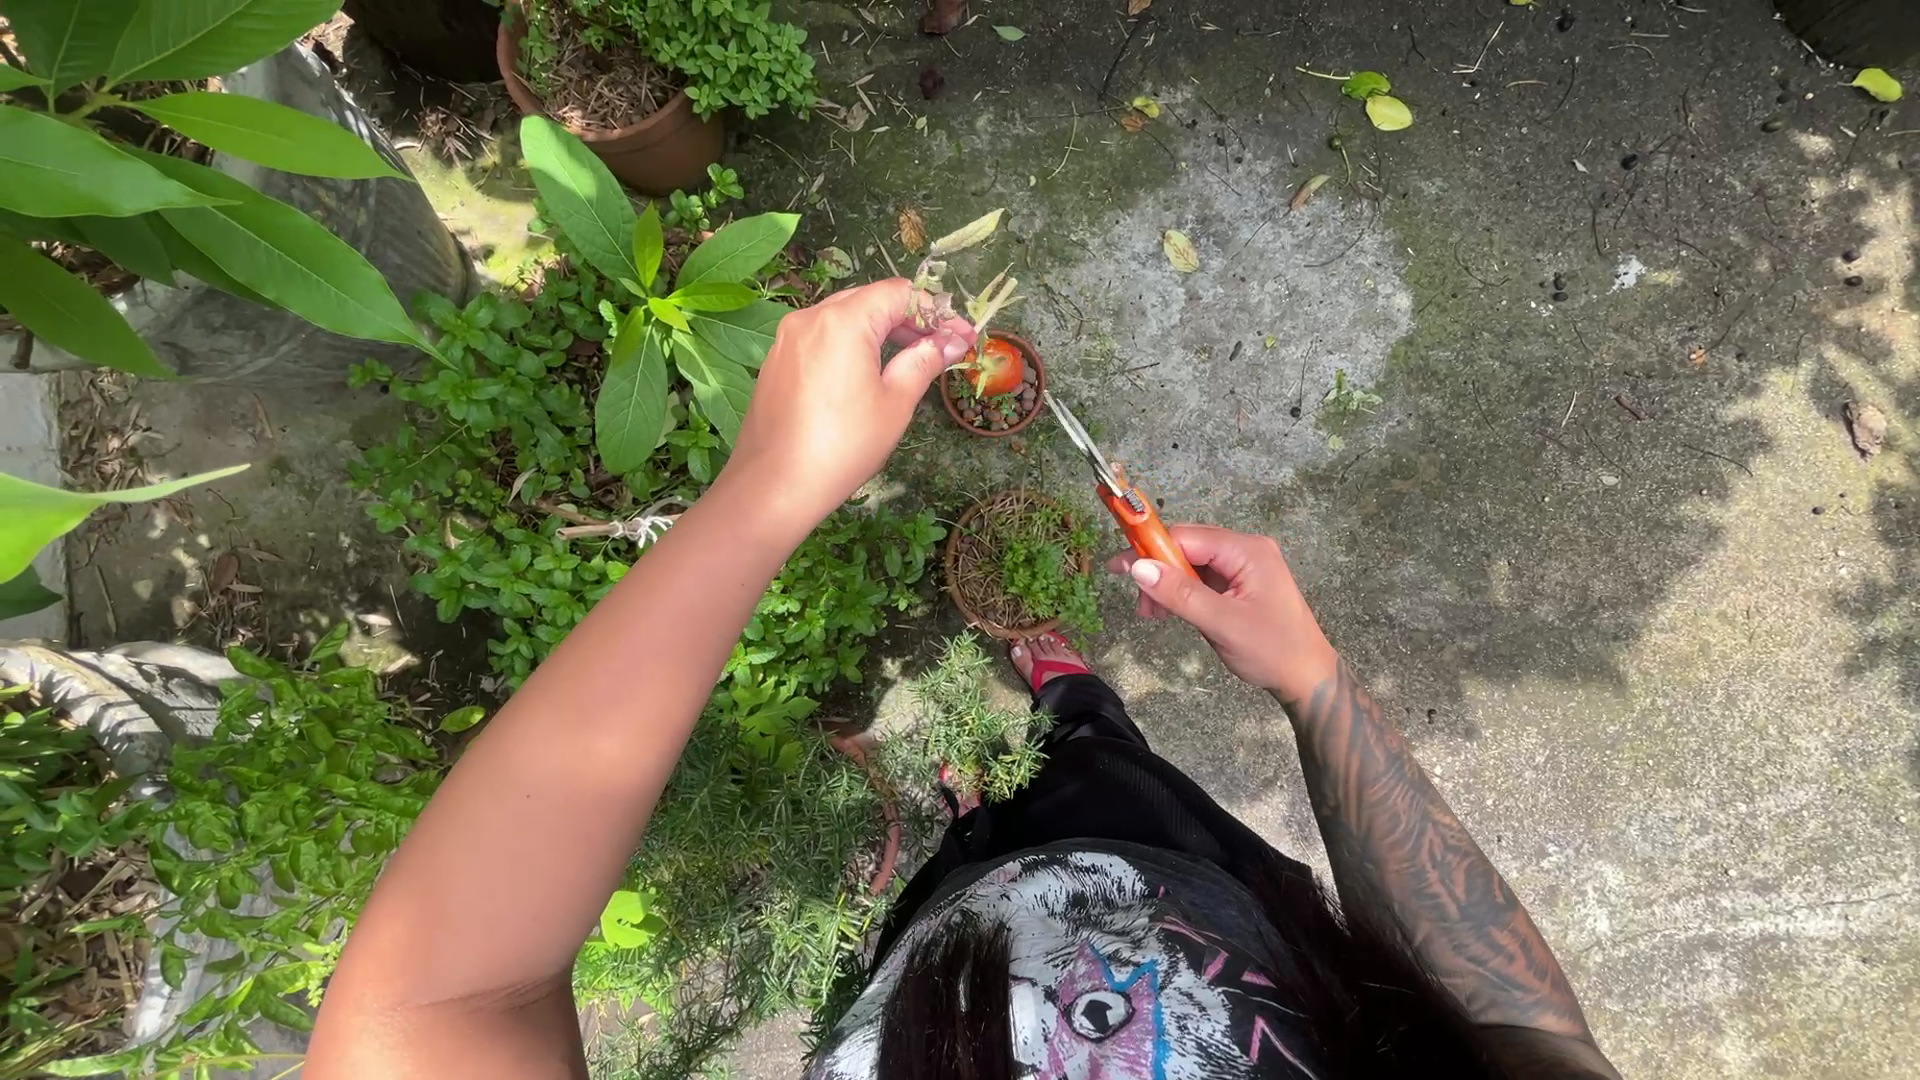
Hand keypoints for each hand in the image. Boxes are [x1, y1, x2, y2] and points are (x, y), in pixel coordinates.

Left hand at [720, 279, 973, 526]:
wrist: (774, 485)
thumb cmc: (843, 446)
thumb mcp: (895, 403)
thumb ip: (924, 362)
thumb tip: (952, 341)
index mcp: (843, 321)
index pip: (899, 293)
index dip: (936, 311)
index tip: (961, 337)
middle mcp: (810, 317)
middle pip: (869, 300)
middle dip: (909, 319)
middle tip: (940, 348)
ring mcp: (787, 338)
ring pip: (843, 318)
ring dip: (879, 332)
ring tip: (907, 361)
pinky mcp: (776, 361)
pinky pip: (820, 338)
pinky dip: (849, 345)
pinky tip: (865, 375)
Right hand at [1107, 526, 1338, 704]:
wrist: (1308, 678)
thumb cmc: (1272, 651)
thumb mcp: (1222, 624)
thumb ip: (1180, 594)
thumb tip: (1138, 568)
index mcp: (1246, 551)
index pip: (1186, 537)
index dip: (1150, 550)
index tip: (1119, 569)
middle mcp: (1244, 550)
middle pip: (1185, 546)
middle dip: (1156, 570)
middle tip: (1140, 603)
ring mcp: (1241, 566)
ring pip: (1188, 563)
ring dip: (1165, 584)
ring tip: (1152, 614)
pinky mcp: (1236, 583)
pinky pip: (1198, 577)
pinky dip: (1179, 593)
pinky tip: (1168, 611)